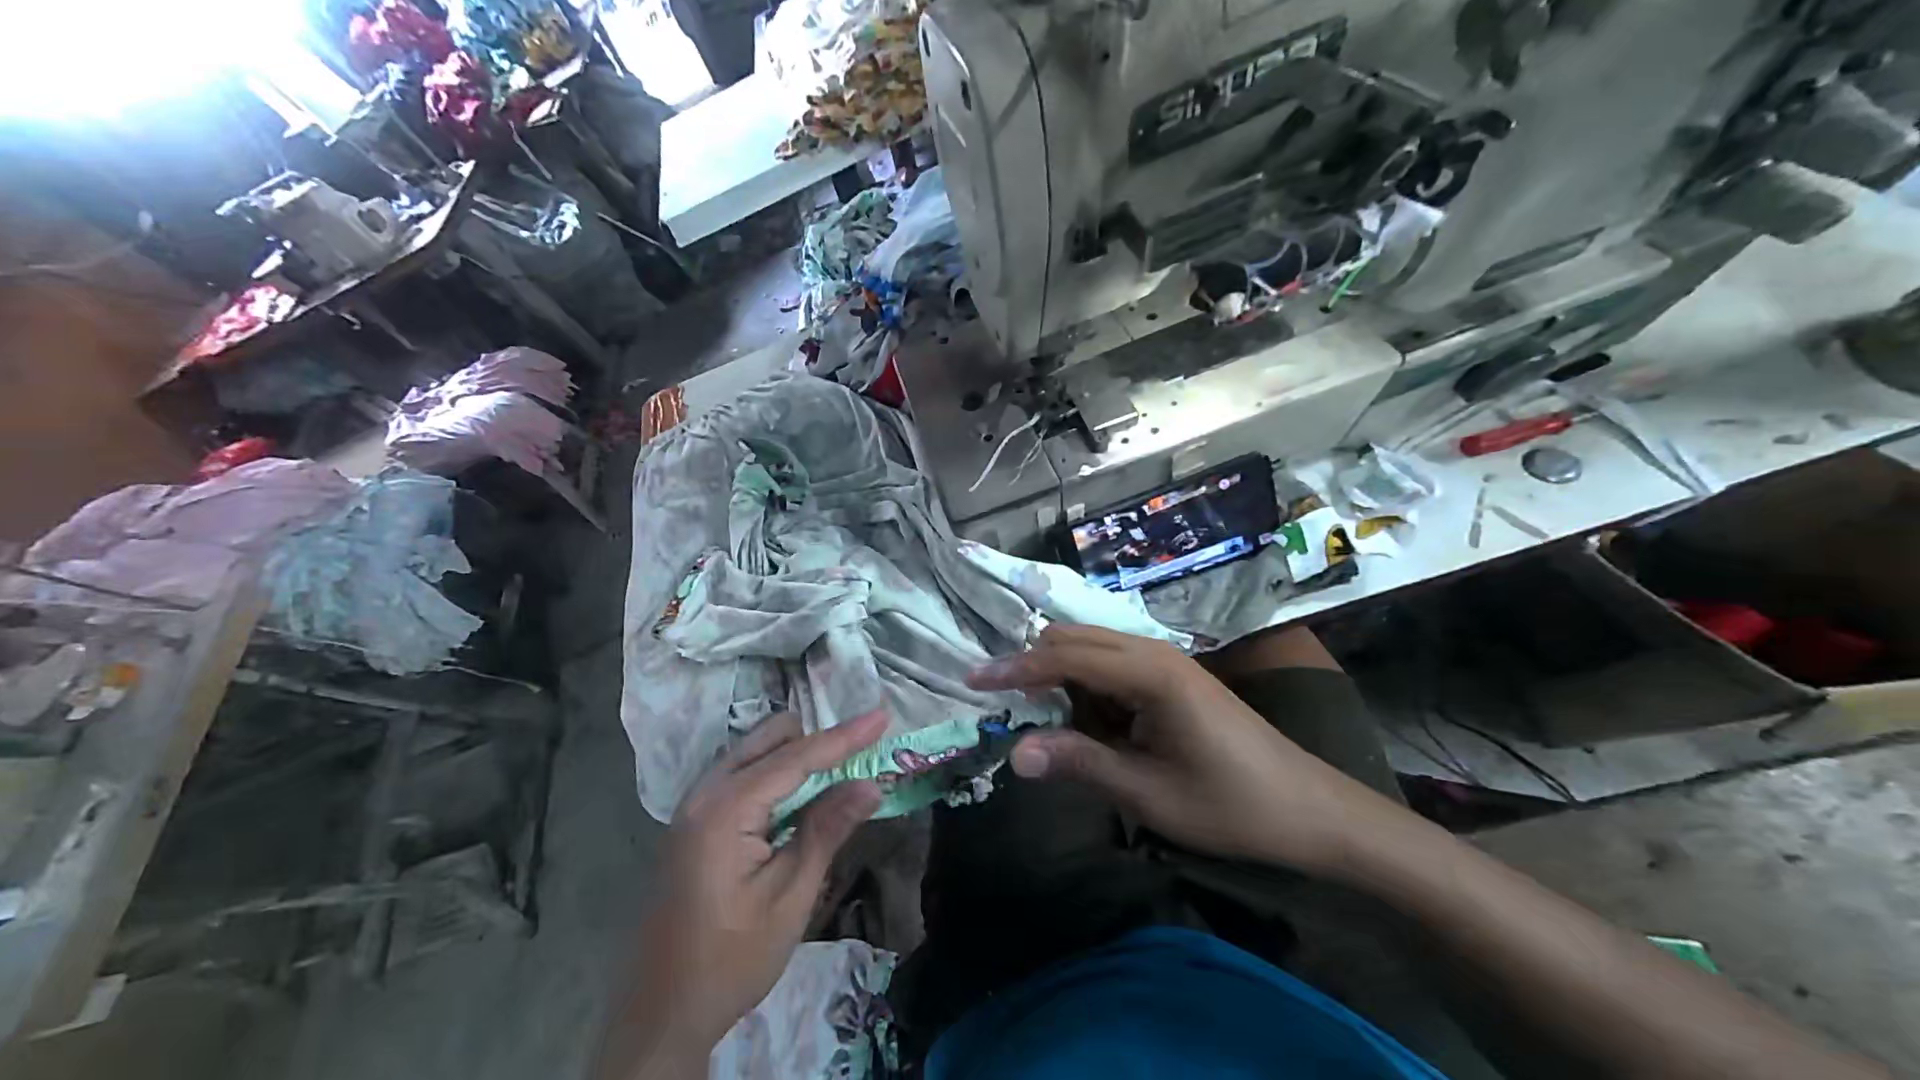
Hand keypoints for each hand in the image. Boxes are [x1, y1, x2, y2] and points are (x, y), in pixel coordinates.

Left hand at [614, 710, 884, 1076]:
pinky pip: (742, 774)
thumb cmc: (731, 959)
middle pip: (770, 739)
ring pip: (754, 752)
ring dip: (798, 755)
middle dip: (818, 739)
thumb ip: (827, 829)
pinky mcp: (694, 820)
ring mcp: (693, 805)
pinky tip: (801, 797)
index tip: (882, 716)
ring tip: (841, 771)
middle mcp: (703, 793)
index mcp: (724, 810)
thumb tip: (870, 783)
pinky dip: (776, 774)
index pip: (795, 758)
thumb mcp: (789, 897)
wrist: (663, 1012)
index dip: (843, 736)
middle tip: (862, 753)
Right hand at [967, 625, 1413, 877]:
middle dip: (1030, 664)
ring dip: (1056, 675)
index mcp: (1150, 673)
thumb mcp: (1148, 793)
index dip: (1013, 668)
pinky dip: (1083, 686)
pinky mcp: (1171, 680)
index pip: (1064, 656)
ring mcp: (1165, 663)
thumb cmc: (1231, 806)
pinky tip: (1075, 719)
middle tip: (994, 699)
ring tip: (1027, 713)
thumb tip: (1013, 753)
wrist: (1310, 811)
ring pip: (1091, 650)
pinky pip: (1111, 668)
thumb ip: (1079, 763)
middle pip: (1073, 639)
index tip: (971, 680)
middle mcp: (1154, 653)